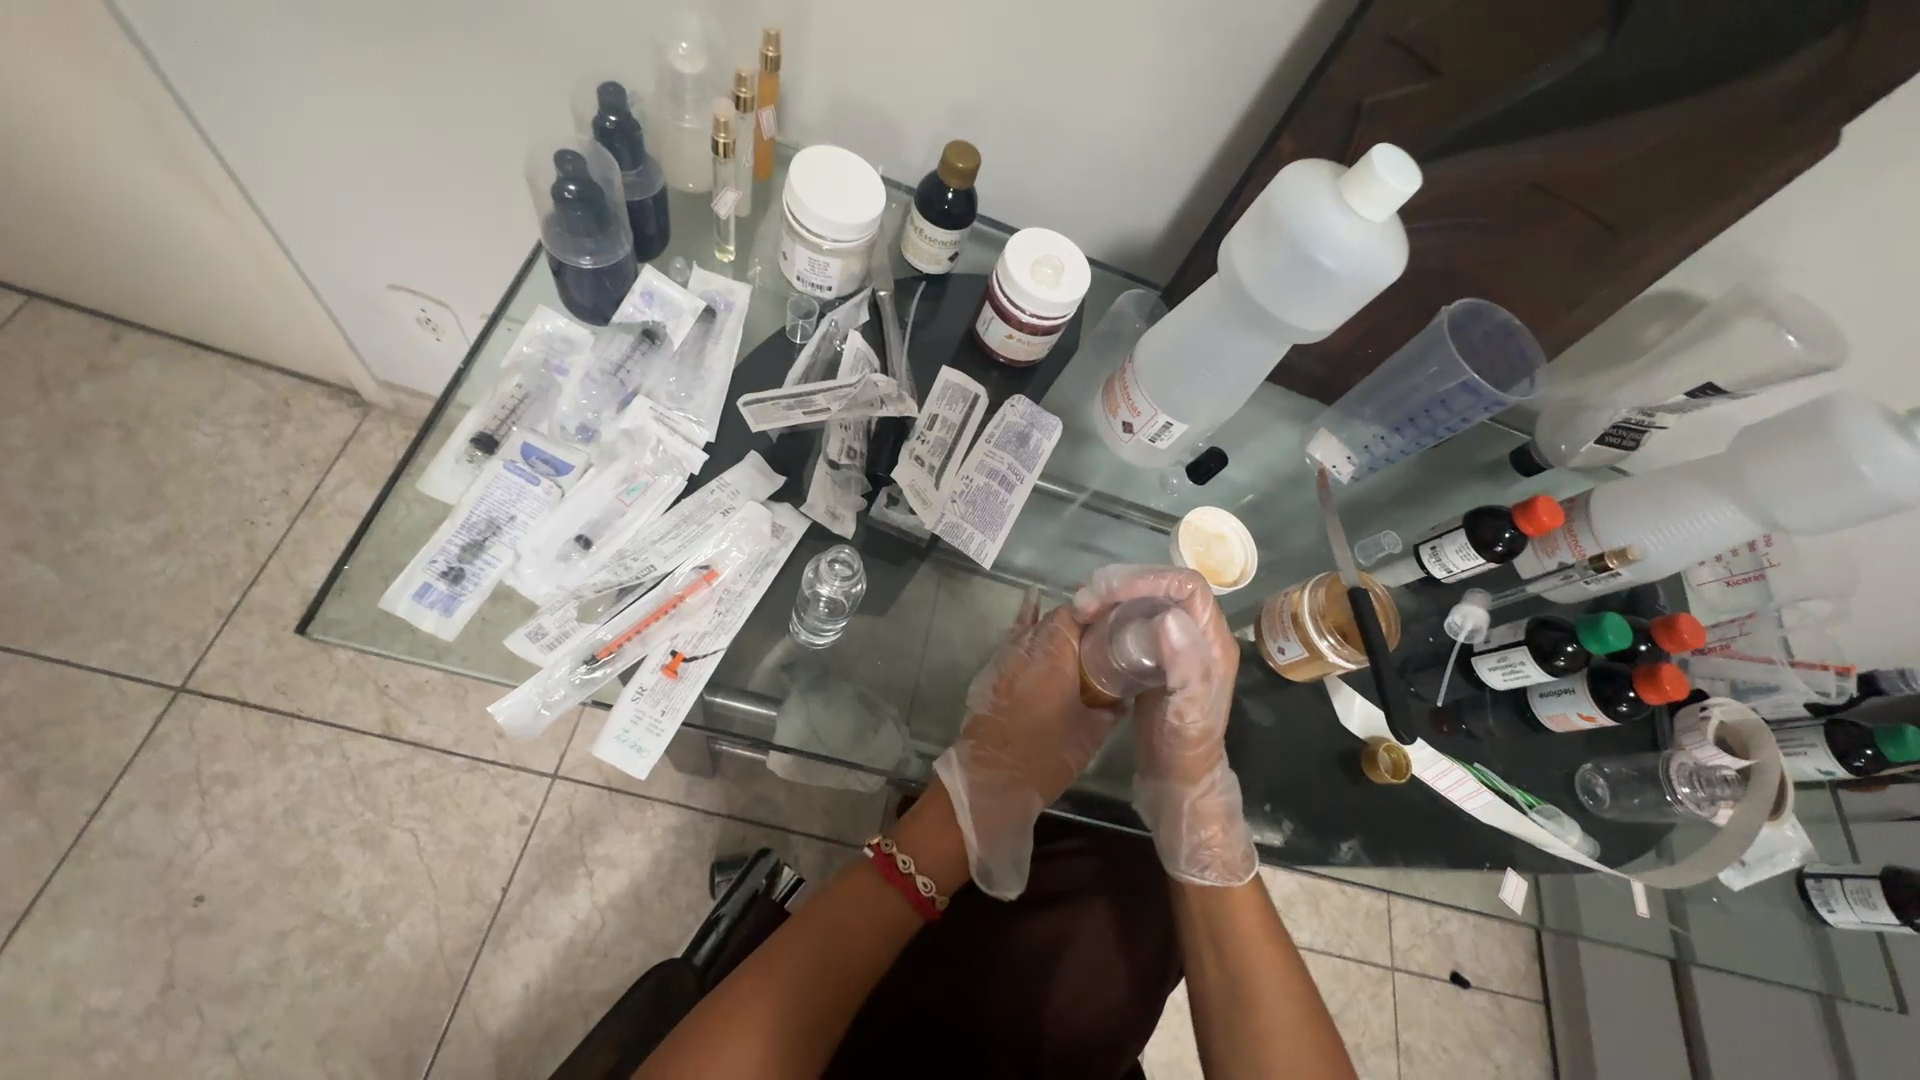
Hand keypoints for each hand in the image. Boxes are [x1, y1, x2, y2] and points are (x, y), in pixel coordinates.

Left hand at [932, 589, 1121, 899]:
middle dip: (1078, 623)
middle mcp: (1026, 645)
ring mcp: (1004, 657)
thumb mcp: (1091, 734)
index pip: (1077, 611)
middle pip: (1054, 619)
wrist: (990, 778)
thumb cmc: (1045, 752)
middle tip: (1104, 636)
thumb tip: (1124, 697)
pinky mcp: (991, 675)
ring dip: (1052, 632)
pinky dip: (1026, 638)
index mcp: (1053, 650)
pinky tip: (1034, 636)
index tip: (1118, 621)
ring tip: (1078, 639)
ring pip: (1031, 631)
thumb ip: (1110, 709)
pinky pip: (1013, 646)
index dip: (1098, 611)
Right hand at [1072, 566, 1256, 886]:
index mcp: (1212, 641)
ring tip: (1081, 610)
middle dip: (1123, 584)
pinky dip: (1110, 616)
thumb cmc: (1184, 750)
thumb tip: (1166, 616)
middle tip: (1085, 602)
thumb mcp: (1187, 712)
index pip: (1186, 586)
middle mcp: (1196, 636)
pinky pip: (1133, 623)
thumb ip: (1185, 665)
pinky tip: (1088, 627)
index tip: (1107, 595)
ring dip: (1113, 597)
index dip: (1147, 579)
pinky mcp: (1154, 659)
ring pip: (1145, 602)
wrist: (1177, 785)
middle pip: (1163, 587)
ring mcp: (1174, 647)